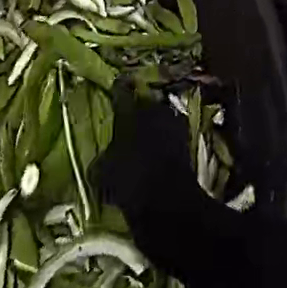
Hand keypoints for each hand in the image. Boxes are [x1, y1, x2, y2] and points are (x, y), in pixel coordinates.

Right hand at [95, 81, 204, 221]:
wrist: (168, 199)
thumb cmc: (129, 181)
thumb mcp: (103, 174)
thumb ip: (101, 161)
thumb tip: (100, 161)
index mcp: (129, 111)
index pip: (121, 91)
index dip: (117, 89)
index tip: (113, 88)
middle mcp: (152, 109)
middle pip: (144, 100)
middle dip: (137, 107)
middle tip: (128, 117)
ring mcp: (172, 122)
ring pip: (160, 115)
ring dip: (154, 121)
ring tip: (145, 134)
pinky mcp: (186, 139)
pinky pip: (173, 131)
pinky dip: (167, 137)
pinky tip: (161, 148)